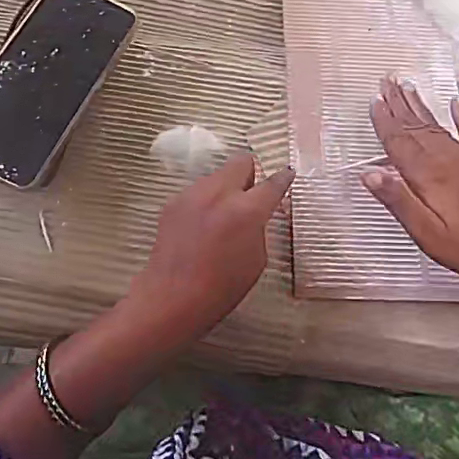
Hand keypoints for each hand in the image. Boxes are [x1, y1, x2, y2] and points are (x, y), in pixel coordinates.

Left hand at [128, 153, 293, 328]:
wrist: (172, 297)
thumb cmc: (221, 288)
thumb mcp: (256, 260)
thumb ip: (258, 227)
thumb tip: (255, 212)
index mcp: (246, 210)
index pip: (272, 183)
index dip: (283, 178)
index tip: (287, 174)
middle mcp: (218, 193)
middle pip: (240, 161)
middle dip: (250, 174)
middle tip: (250, 196)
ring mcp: (192, 194)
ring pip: (216, 175)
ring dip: (225, 188)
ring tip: (222, 217)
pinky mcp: (173, 202)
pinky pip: (197, 192)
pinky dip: (205, 202)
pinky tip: (201, 227)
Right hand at [361, 77, 458, 299]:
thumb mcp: (427, 233)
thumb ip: (398, 200)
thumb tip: (368, 173)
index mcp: (430, 176)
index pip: (399, 142)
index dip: (384, 121)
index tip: (373, 100)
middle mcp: (449, 161)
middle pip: (417, 126)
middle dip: (399, 103)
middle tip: (386, 81)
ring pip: (438, 126)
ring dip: (420, 106)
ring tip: (407, 87)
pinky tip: (456, 104)